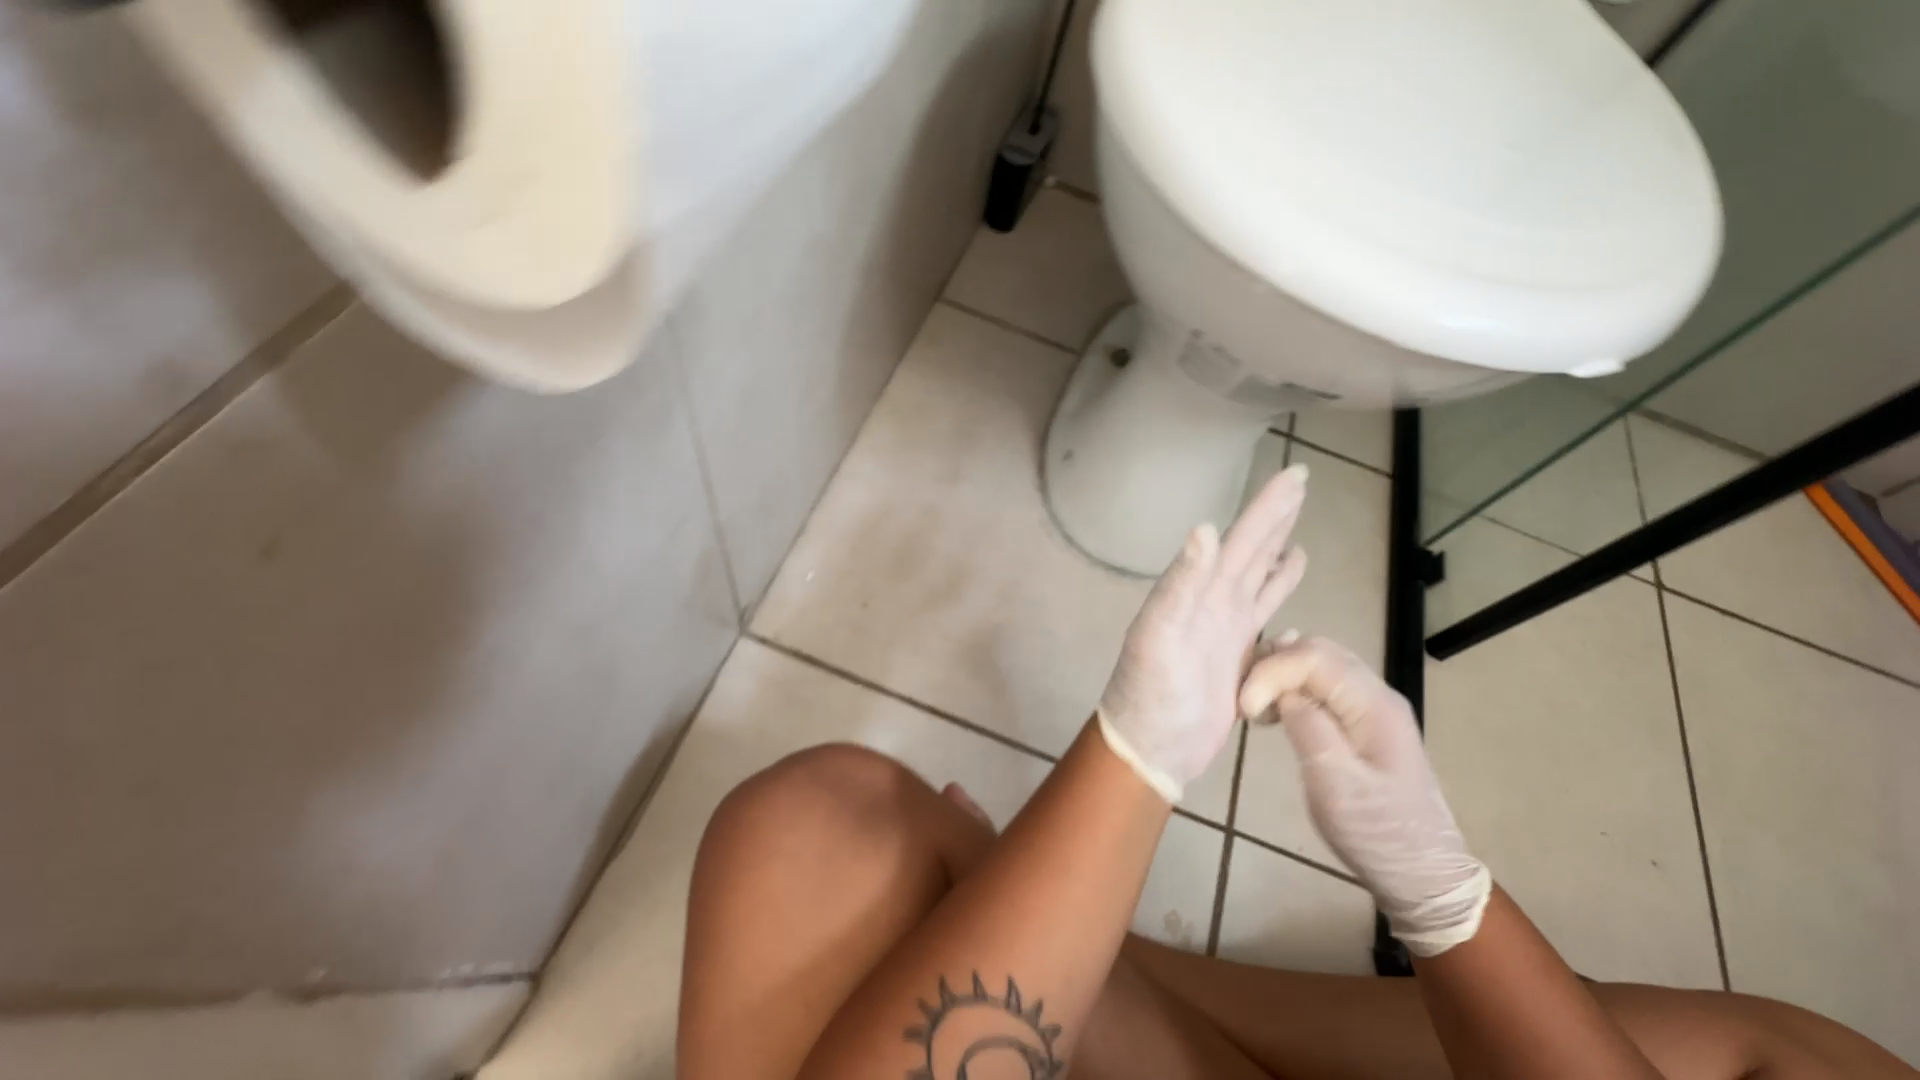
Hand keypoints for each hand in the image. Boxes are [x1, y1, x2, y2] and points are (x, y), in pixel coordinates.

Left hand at [1095, 464, 1309, 802]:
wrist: (1148, 747)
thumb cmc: (1148, 694)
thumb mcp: (1157, 637)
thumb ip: (1179, 585)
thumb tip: (1204, 529)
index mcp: (1197, 593)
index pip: (1237, 539)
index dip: (1266, 508)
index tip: (1295, 474)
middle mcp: (1212, 603)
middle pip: (1251, 551)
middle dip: (1275, 518)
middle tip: (1301, 484)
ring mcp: (1225, 630)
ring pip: (1258, 581)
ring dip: (1277, 554)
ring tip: (1297, 535)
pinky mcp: (1238, 659)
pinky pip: (1265, 617)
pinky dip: (1278, 596)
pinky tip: (1287, 588)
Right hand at [1240, 637, 1490, 956]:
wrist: (1421, 874)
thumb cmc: (1376, 832)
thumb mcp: (1335, 784)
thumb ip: (1308, 726)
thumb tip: (1281, 692)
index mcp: (1374, 705)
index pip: (1313, 656)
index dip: (1270, 672)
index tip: (1245, 710)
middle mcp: (1377, 695)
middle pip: (1317, 651)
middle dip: (1272, 665)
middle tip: (1243, 700)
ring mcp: (1373, 708)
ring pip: (1320, 665)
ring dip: (1281, 675)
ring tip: (1255, 706)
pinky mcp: (1364, 724)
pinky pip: (1324, 686)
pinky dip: (1293, 689)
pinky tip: (1277, 713)